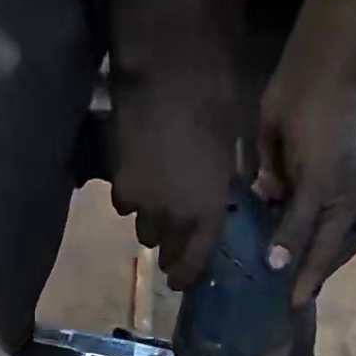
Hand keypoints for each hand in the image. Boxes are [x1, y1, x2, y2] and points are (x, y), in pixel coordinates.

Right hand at [109, 68, 247, 290]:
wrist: (170, 73)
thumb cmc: (216, 103)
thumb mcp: (234, 148)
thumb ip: (228, 181)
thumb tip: (229, 188)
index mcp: (209, 211)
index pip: (195, 258)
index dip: (186, 274)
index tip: (180, 283)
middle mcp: (175, 217)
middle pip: (165, 249)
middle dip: (168, 252)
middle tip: (168, 251)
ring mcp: (145, 202)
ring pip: (143, 229)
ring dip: (150, 224)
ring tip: (153, 213)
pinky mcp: (121, 181)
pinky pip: (124, 204)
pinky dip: (130, 198)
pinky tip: (135, 183)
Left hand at [253, 75, 355, 304]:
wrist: (310, 77)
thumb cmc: (325, 133)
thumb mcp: (315, 185)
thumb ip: (295, 226)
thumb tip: (278, 267)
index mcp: (339, 213)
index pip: (321, 258)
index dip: (306, 283)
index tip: (290, 310)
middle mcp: (319, 209)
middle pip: (300, 249)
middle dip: (284, 272)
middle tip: (262, 302)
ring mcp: (296, 195)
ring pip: (279, 232)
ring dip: (264, 252)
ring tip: (243, 281)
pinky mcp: (274, 179)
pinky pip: (261, 210)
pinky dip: (251, 225)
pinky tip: (233, 245)